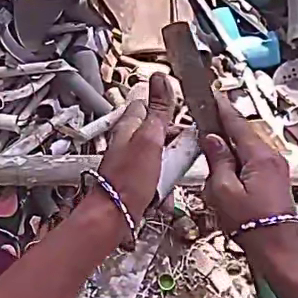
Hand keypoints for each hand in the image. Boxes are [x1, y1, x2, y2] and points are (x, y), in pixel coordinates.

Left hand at [94, 72, 175, 218]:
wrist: (115, 218)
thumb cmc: (126, 181)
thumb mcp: (150, 139)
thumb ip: (159, 110)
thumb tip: (161, 79)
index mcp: (129, 125)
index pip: (150, 106)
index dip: (169, 114)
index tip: (182, 125)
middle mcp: (128, 142)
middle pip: (161, 134)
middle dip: (175, 147)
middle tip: (177, 156)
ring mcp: (133, 163)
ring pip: (162, 158)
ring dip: (170, 169)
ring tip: (167, 178)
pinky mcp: (137, 182)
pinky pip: (158, 179)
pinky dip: (163, 187)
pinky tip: (161, 194)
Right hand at [200, 93, 297, 237]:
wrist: (277, 251)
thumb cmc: (253, 227)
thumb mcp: (223, 191)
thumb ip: (217, 160)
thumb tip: (212, 140)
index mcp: (260, 157)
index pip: (237, 123)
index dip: (222, 108)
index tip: (212, 96)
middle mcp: (273, 158)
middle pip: (243, 135)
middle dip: (222, 134)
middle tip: (203, 133)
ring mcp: (277, 169)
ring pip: (247, 150)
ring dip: (229, 152)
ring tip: (213, 164)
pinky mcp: (275, 181)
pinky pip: (253, 163)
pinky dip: (238, 164)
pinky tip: (226, 177)